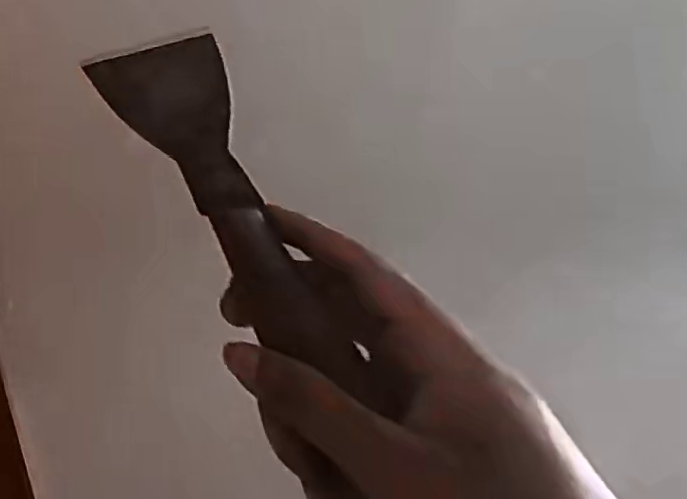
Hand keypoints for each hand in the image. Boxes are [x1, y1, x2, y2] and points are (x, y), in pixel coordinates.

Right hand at [220, 206, 615, 498]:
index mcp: (450, 362)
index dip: (309, 237)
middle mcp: (443, 380)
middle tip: (236, 324)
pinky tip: (319, 469)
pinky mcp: (434, 455)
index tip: (255, 216)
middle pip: (342, 318)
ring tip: (295, 446)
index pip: (366, 274)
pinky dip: (325, 432)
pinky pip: (359, 418)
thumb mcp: (396, 465)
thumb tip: (236, 353)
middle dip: (283, 324)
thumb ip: (312, 405)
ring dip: (300, 399)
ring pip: (341, 376)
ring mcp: (439, 420)